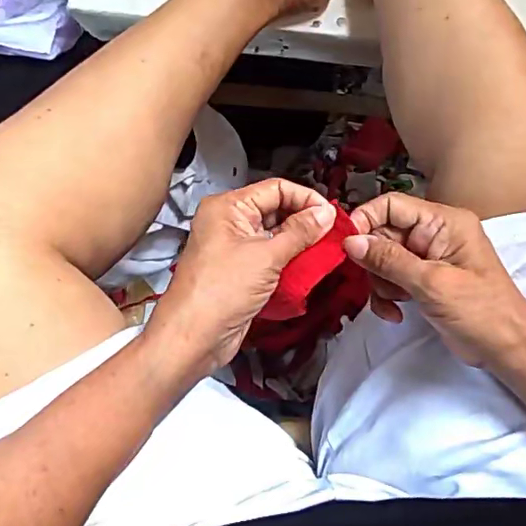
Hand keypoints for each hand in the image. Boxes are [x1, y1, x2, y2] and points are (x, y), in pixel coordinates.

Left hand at [146, 178, 337, 366]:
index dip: (305, 198)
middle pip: (276, 210)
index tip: (329, 213)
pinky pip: (270, 257)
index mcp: (227, 207)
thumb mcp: (267, 256)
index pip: (275, 189)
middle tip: (331, 233)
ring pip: (275, 235)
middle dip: (304, 221)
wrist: (194, 336)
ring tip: (324, 251)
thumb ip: (300, 232)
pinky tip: (309, 267)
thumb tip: (323, 213)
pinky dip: (289, 261)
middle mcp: (228, 223)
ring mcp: (234, 248)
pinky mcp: (240, 271)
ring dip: (299, 243)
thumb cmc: (217, 293)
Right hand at [344, 193, 525, 367]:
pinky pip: (391, 277)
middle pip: (383, 233)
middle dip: (373, 261)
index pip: (392, 205)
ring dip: (379, 283)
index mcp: (444, 222)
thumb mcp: (432, 284)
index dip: (366, 220)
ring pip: (382, 257)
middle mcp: (434, 233)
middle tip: (376, 284)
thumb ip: (389, 260)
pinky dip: (387, 294)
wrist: (509, 351)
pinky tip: (395, 312)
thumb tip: (351, 241)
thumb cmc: (482, 313)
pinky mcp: (423, 279)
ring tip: (393, 303)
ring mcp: (429, 257)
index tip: (347, 246)